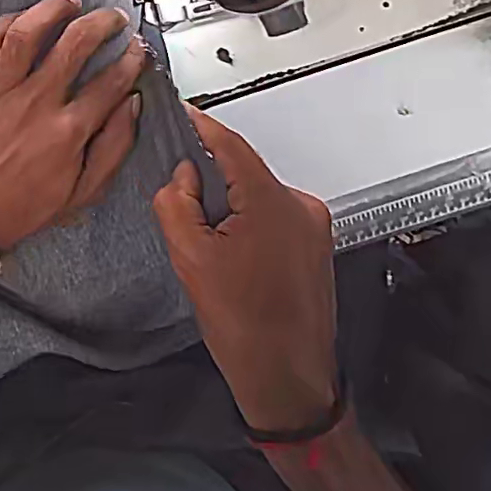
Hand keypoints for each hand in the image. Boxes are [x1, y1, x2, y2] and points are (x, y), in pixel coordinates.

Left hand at [0, 0, 146, 250]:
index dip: (131, 59)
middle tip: (112, 19)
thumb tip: (132, 106)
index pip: (111, 81)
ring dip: (52, 10)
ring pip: (27, 32)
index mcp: (66, 132)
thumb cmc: (22, 205)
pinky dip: (5, 23)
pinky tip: (22, 19)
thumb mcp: (83, 192)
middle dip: (102, 23)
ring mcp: (0, 92)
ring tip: (70, 4)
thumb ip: (114, 146)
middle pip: (75, 44)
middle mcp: (34, 104)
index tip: (137, 50)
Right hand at [152, 106, 338, 432]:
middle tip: (182, 201)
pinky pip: (272, 214)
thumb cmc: (248, 329)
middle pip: (242, 170)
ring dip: (229, 204)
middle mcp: (300, 208)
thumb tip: (182, 176)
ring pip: (256, 194)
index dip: (201, 125)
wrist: (287, 378)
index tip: (183, 112)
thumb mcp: (190, 259)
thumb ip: (176, 203)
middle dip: (210, 178)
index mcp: (271, 204)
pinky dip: (247, 220)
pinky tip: (232, 255)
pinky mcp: (314, 244)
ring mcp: (312, 227)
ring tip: (210, 245)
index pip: (230, 145)